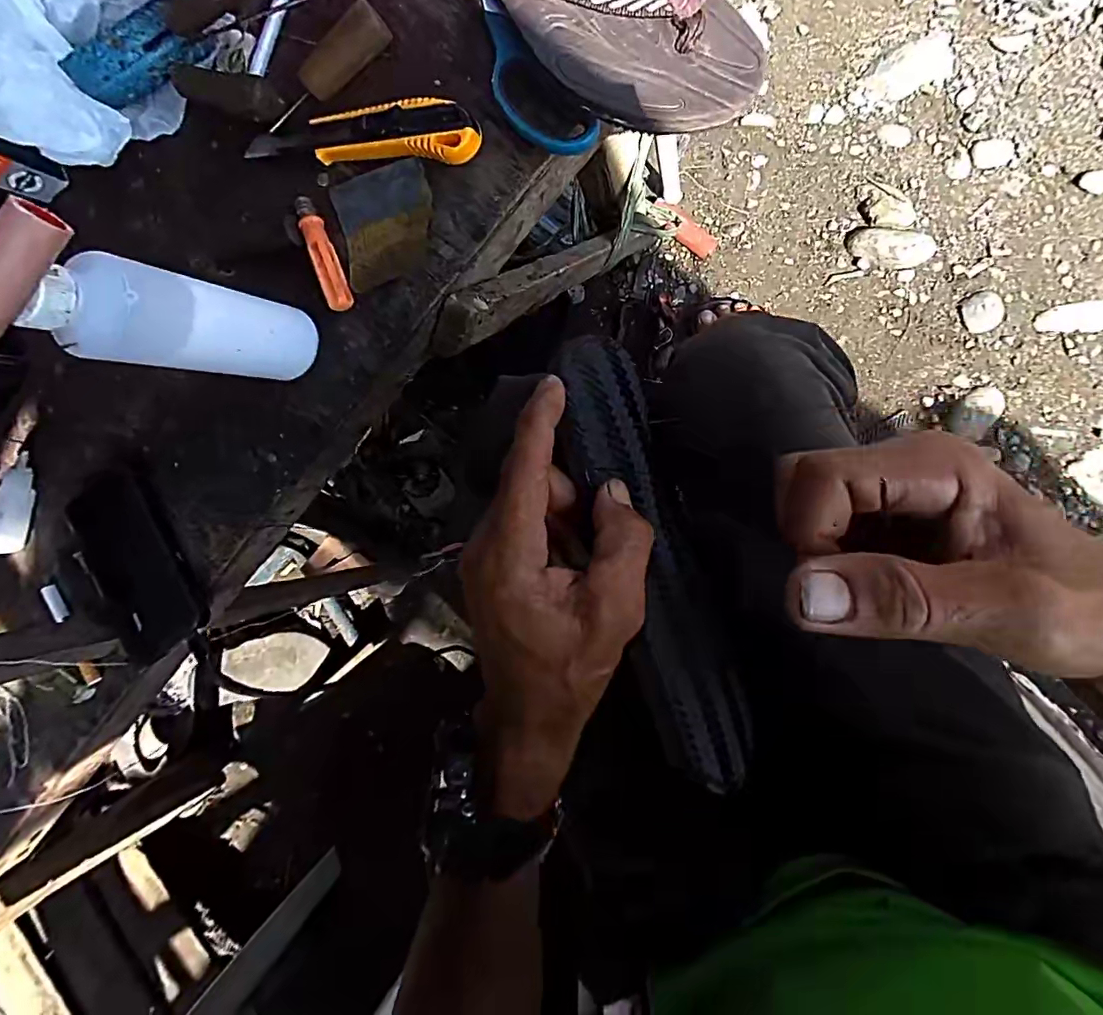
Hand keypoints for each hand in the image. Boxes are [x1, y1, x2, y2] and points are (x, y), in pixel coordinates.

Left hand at [462, 377, 653, 817]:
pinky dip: (556, 535)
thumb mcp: (615, 609)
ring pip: (533, 505)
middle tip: (604, 541)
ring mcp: (481, 556)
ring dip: (568, 521)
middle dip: (574, 499)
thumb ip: (621, 541)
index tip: (554, 385)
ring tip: (588, 570)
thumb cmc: (571, 670)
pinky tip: (573, 573)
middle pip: (535, 487)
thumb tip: (612, 493)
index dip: (540, 424)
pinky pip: (527, 525)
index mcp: (509, 554)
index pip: (525, 471)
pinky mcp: (488, 565)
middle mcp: (485, 545)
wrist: (528, 718)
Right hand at [777, 431, 1102, 680]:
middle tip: (851, 594)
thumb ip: (900, 599)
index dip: (810, 534)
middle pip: (804, 483)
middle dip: (807, 541)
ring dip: (818, 560)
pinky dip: (828, 568)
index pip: (820, 476)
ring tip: (871, 600)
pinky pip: (825, 534)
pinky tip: (873, 594)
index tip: (837, 594)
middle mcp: (904, 466)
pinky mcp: (887, 525)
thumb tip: (797, 593)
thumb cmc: (1088, 614)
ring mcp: (894, 495)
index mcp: (935, 463)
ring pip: (807, 509)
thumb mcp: (1003, 610)